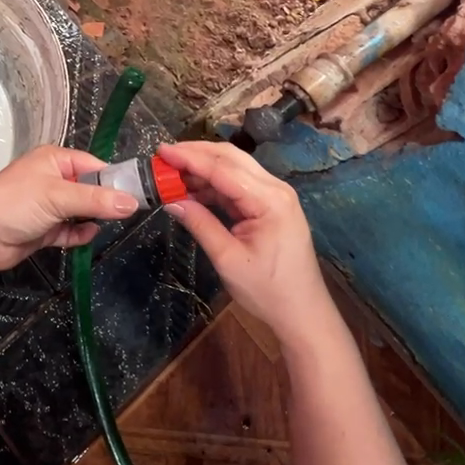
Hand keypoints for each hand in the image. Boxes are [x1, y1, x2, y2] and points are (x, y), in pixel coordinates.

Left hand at [0, 146, 139, 269]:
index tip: (137, 194)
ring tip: (108, 225)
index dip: (114, 179)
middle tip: (128, 213)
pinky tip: (87, 236)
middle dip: (105, 201)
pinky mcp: (42, 229)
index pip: (93, 165)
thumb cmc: (16, 203)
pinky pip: (68, 231)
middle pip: (89, 189)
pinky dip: (78, 235)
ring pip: (80, 211)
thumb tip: (132, 203)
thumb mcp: (60, 196)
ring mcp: (47, 206)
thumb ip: (97, 200)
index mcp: (54, 160)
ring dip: (92, 219)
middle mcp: (51, 180)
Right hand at [159, 141, 330, 339]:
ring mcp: (275, 195)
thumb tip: (170, 201)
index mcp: (269, 200)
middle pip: (230, 158)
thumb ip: (200, 224)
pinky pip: (238, 184)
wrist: (303, 314)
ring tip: (172, 172)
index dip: (189, 157)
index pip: (222, 168)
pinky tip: (193, 189)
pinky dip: (214, 183)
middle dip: (195, 153)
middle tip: (164, 156)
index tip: (160, 150)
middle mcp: (275, 189)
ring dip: (203, 167)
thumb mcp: (228, 259)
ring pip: (234, 167)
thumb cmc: (268, 291)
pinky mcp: (270, 205)